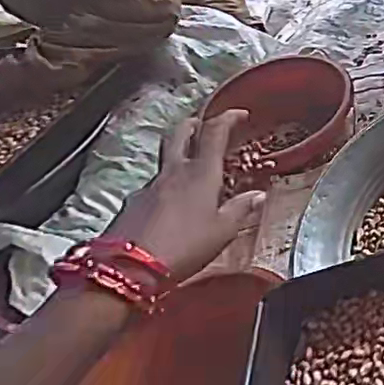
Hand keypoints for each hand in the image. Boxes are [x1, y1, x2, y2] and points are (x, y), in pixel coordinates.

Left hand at [97, 110, 267, 280]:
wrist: (126, 270)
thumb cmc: (185, 246)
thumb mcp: (223, 231)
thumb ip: (241, 209)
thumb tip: (257, 195)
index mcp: (201, 173)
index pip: (214, 132)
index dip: (227, 118)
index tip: (239, 114)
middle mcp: (174, 172)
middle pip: (180, 133)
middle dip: (195, 123)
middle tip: (206, 125)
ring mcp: (149, 187)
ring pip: (167, 159)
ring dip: (181, 155)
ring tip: (194, 170)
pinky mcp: (133, 204)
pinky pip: (155, 186)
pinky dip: (168, 186)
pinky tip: (174, 205)